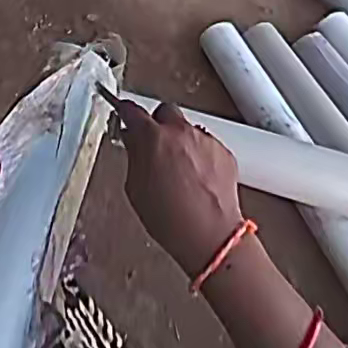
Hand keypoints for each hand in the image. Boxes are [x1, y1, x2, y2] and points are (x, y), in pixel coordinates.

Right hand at [117, 99, 245, 274]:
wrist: (211, 237)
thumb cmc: (172, 219)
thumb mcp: (135, 188)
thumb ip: (133, 156)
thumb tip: (133, 142)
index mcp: (152, 137)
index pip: (132, 110)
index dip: (125, 111)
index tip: (124, 113)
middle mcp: (179, 132)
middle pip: (164, 111)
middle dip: (157, 123)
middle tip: (154, 142)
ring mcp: (203, 140)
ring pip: (187, 128)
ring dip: (180, 140)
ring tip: (179, 168)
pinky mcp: (223, 152)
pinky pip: (206, 143)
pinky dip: (200, 154)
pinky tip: (196, 176)